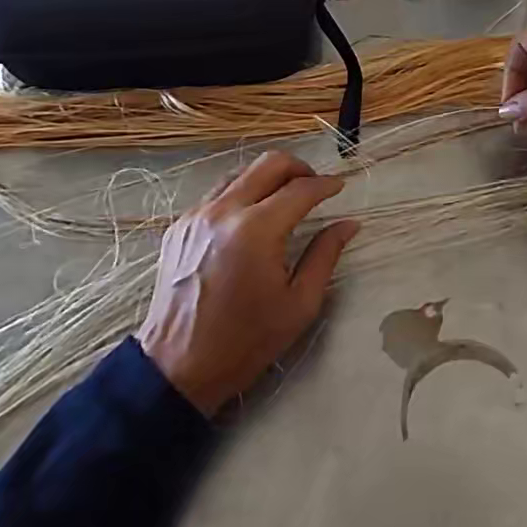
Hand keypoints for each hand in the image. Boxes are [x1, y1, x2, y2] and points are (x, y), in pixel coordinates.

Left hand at [135, 152, 358, 414]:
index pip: (299, 189)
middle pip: (268, 164)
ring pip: (239, 173)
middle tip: (314, 185)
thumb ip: (325, 256)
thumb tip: (347, 224)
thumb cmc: (246, 341)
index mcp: (256, 229)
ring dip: (266, 178)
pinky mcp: (180, 224)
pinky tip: (249, 218)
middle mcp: (224, 210)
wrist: (179, 363)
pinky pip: (215, 194)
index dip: (325, 185)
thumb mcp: (298, 305)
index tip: (339, 186)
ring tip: (283, 199)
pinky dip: (239, 194)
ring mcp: (197, 214)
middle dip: (297, 168)